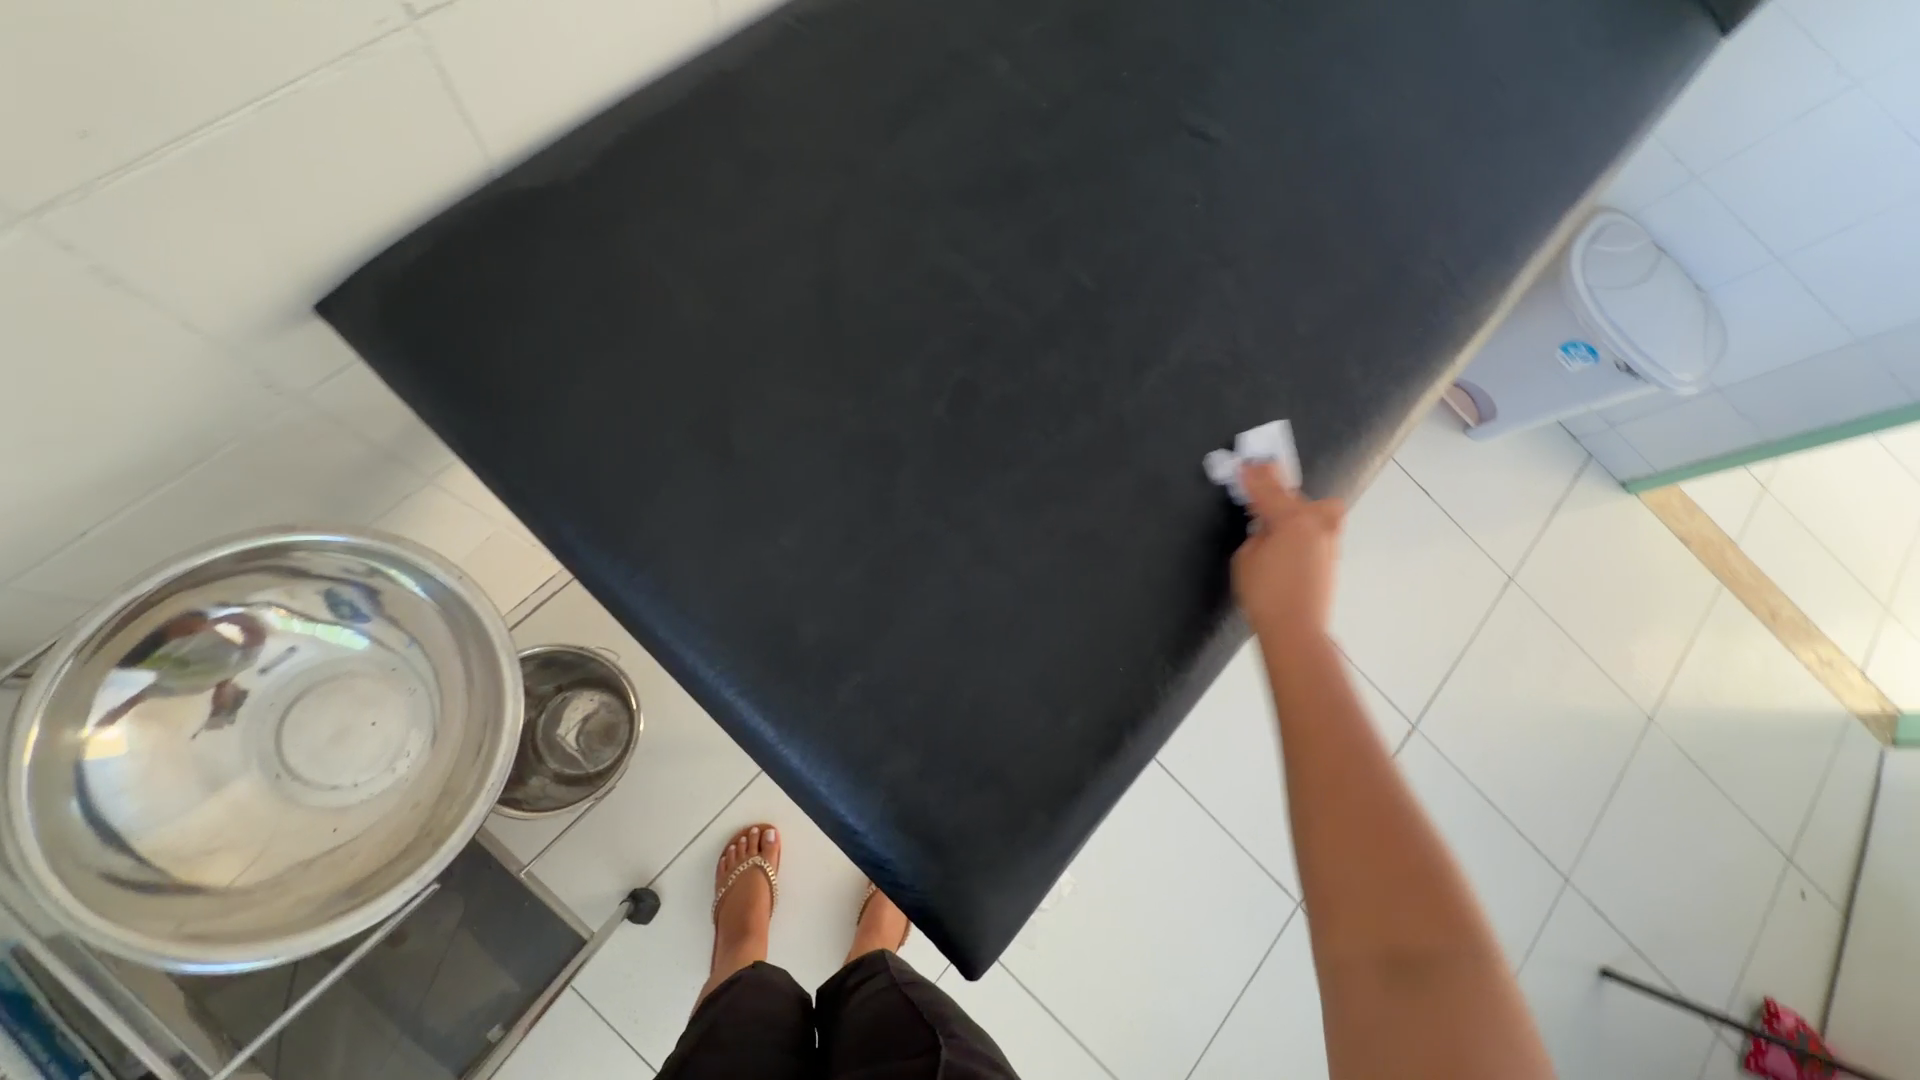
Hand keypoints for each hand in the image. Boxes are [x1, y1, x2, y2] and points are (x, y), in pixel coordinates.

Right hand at [1231, 462, 1345, 642]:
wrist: (1296, 630)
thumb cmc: (1265, 594)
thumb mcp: (1246, 558)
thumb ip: (1257, 533)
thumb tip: (1267, 527)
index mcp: (1293, 520)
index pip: (1267, 490)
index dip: (1253, 476)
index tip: (1244, 463)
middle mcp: (1317, 523)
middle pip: (1297, 496)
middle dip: (1277, 493)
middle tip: (1258, 499)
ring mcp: (1329, 540)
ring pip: (1318, 510)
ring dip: (1298, 509)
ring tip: (1276, 523)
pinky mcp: (1332, 556)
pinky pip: (1319, 529)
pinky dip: (1304, 527)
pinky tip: (1287, 542)